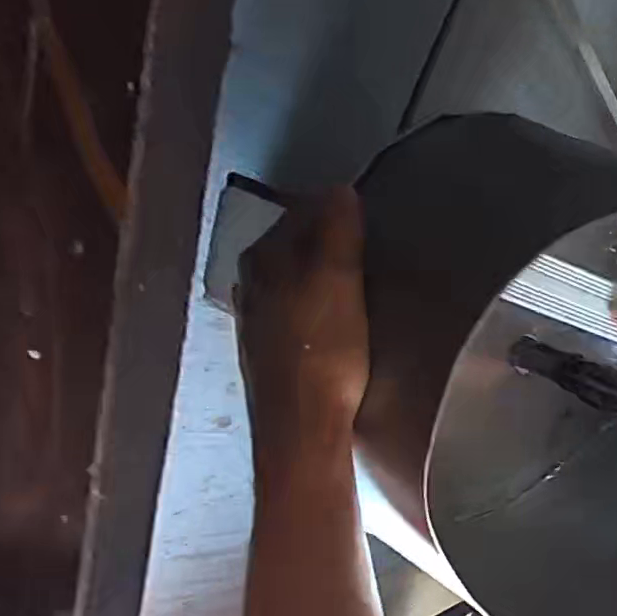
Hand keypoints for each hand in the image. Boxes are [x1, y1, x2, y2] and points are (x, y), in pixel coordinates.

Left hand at [235, 188, 368, 439]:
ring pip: (287, 278)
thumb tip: (340, 189)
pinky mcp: (268, 353)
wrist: (303, 426)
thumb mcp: (338, 284)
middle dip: (322, 238)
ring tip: (350, 277)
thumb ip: (337, 233)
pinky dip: (310, 302)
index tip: (364, 212)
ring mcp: (256, 320)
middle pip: (289, 245)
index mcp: (265, 259)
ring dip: (315, 271)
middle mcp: (252, 283)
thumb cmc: (325, 352)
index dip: (332, 207)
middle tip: (363, 243)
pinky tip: (326, 317)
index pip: (300, 213)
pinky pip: (289, 310)